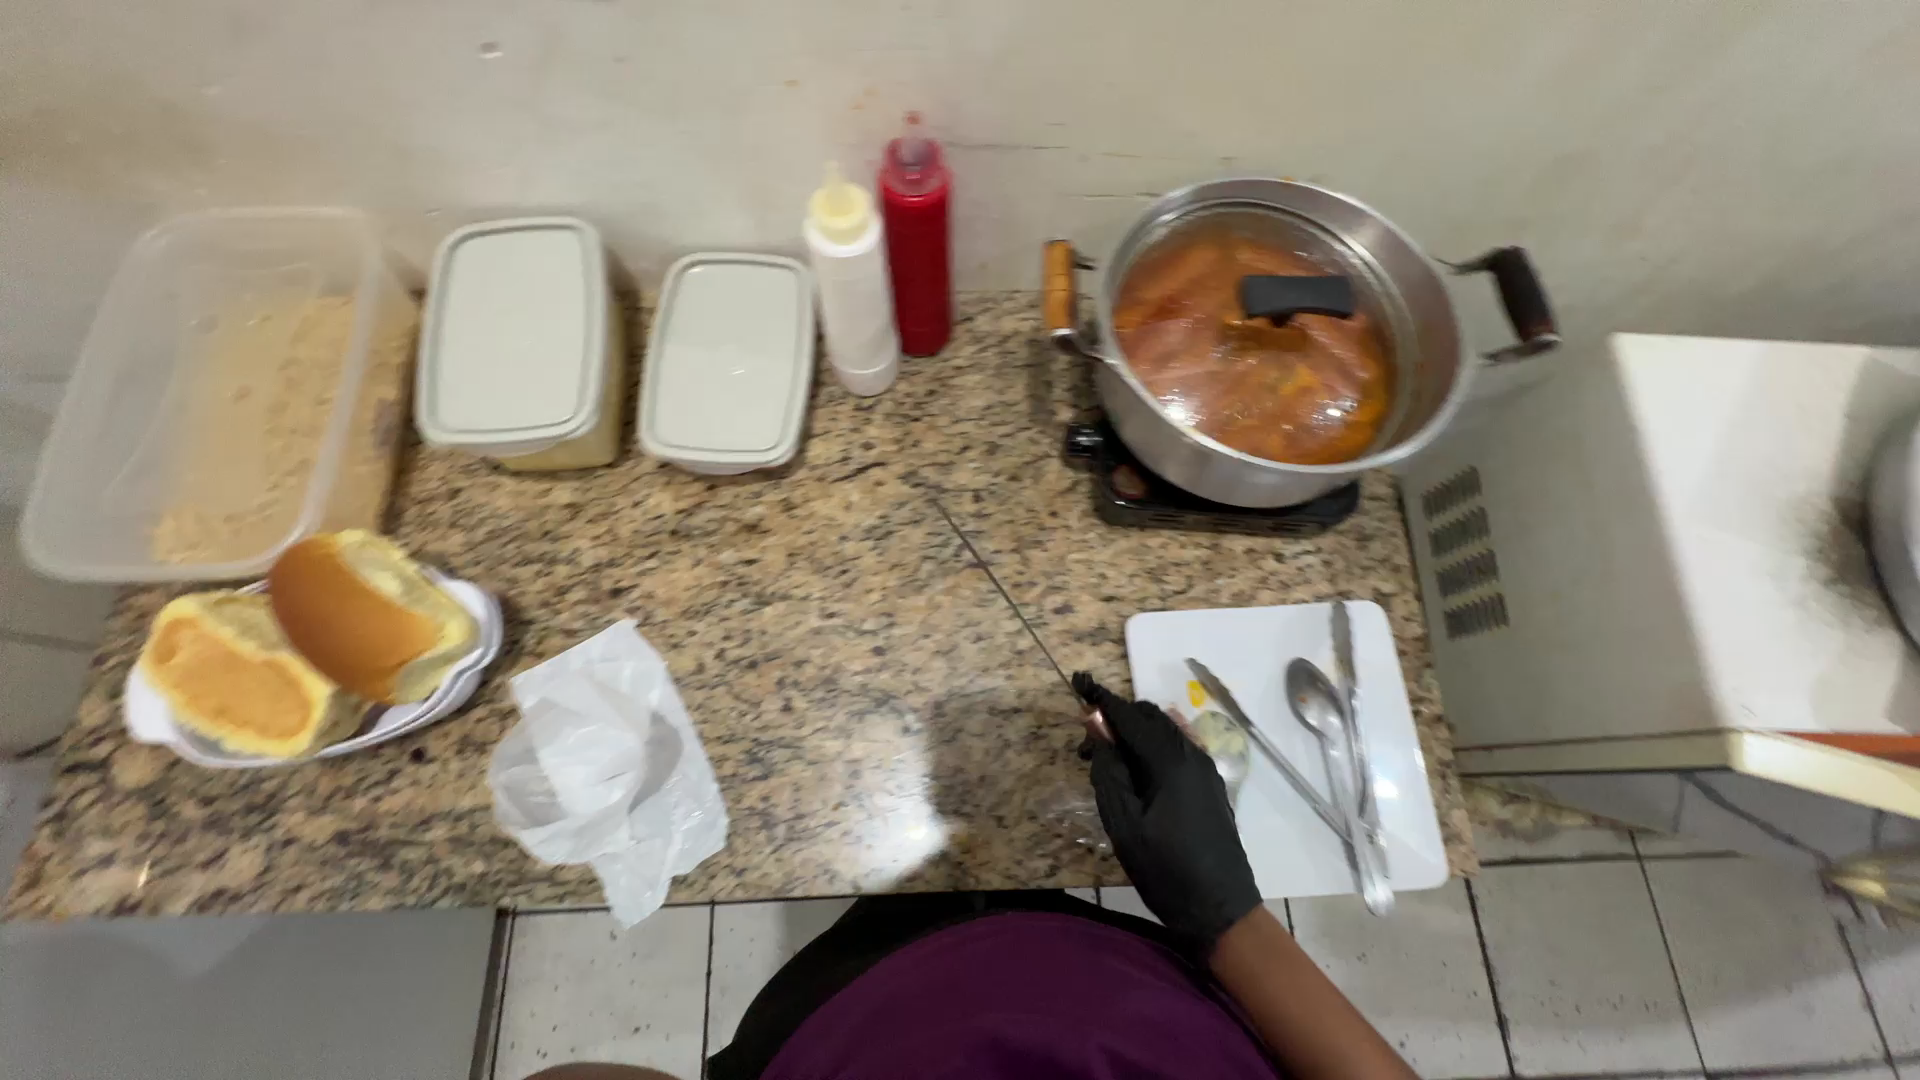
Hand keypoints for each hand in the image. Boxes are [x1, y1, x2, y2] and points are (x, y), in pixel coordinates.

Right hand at [1074, 672, 1260, 956]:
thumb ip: (1109, 768)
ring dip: (1135, 732)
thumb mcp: (1123, 822)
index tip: (1079, 684)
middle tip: (1088, 746)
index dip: (1102, 700)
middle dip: (1117, 719)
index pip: (1130, 716)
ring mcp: (1205, 768)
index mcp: (1170, 761)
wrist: (1221, 910)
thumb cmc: (1165, 870)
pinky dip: (1153, 744)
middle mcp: (1192, 754)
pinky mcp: (1210, 784)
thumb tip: (1095, 723)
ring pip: (1166, 730)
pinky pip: (1179, 746)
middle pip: (1150, 717)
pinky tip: (1139, 765)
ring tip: (1109, 760)